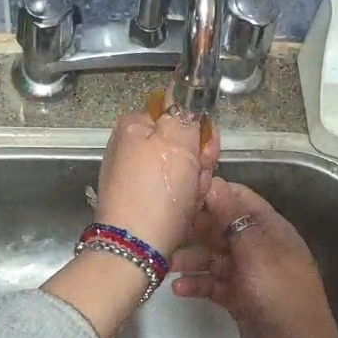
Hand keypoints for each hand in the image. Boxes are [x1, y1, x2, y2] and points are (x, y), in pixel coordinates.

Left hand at [92, 109, 218, 257]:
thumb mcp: (176, 142)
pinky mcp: (140, 202)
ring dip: (194, 186)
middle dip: (197, 164)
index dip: (198, 133)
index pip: (176, 116)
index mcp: (133, 126)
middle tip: (197, 180)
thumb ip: (183, 115)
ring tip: (189, 201)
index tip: (207, 150)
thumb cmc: (157, 191)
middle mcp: (129, 149)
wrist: (135, 248)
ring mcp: (134, 177)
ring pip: (181, 173)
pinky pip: (171, 195)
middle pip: (181, 147)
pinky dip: (182, 204)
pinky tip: (183, 214)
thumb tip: (183, 90)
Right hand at [172, 179, 337, 337]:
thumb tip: (215, 183)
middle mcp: (259, 247)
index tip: (181, 191)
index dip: (214, 192)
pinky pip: (213, 283)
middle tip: (165, 227)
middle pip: (223, 227)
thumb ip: (234, 219)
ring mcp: (249, 273)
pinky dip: (197, 284)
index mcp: (271, 230)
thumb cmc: (280, 296)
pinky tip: (178, 288)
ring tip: (167, 263)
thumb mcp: (257, 254)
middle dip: (196, 227)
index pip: (240, 199)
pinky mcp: (239, 297)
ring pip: (214, 256)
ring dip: (192, 258)